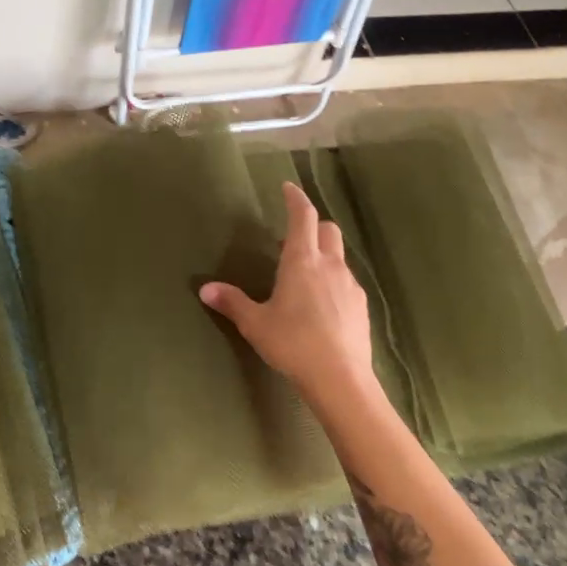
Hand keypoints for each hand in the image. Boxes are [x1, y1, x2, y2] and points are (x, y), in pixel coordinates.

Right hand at [200, 182, 376, 402]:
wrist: (339, 377)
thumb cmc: (292, 344)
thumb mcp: (255, 324)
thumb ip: (232, 303)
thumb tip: (205, 288)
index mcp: (302, 261)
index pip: (302, 217)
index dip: (295, 199)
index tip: (287, 188)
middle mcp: (330, 265)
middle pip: (327, 230)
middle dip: (311, 226)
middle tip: (290, 239)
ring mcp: (349, 285)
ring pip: (338, 257)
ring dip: (322, 256)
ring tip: (303, 277)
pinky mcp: (361, 306)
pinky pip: (345, 282)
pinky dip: (332, 281)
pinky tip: (321, 306)